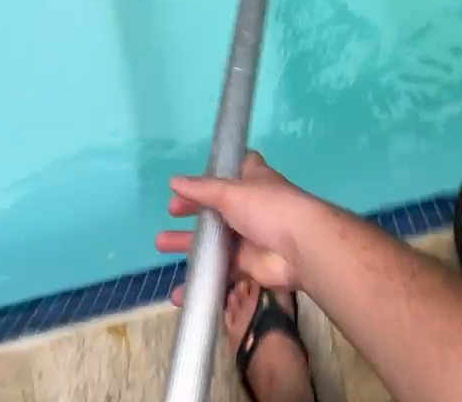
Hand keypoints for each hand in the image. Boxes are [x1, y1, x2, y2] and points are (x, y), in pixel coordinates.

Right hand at [154, 151, 327, 301]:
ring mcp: (249, 237)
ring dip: (189, 243)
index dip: (215, 173)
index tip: (194, 179)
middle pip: (218, 207)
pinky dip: (201, 280)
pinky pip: (220, 272)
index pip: (235, 170)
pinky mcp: (247, 266)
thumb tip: (174, 181)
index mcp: (252, 181)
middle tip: (171, 212)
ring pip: (215, 240)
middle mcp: (250, 206)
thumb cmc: (268, 208)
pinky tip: (178, 291)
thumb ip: (203, 189)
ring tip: (161, 243)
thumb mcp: (232, 192)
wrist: (300, 247)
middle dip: (194, 210)